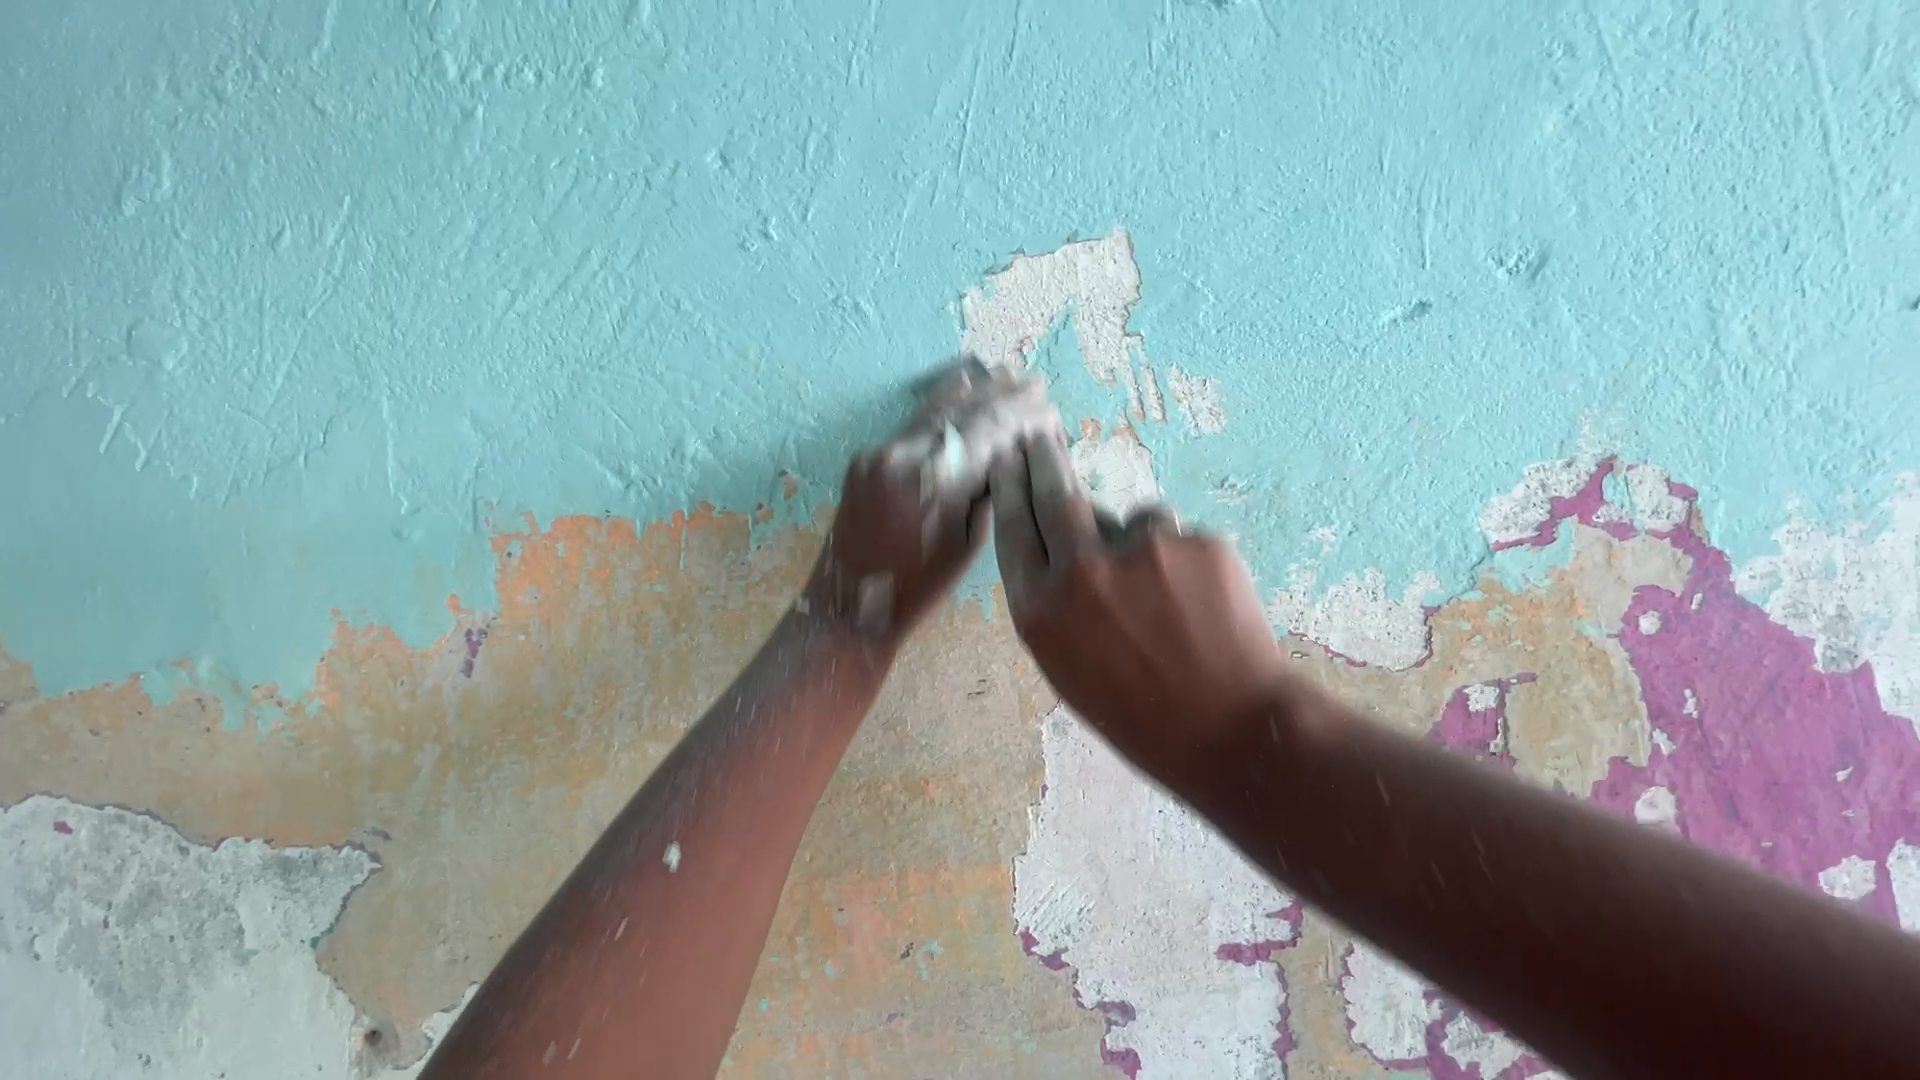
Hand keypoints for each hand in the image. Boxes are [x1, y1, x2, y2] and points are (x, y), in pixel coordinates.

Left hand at [803, 359, 1057, 647]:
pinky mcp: (866, 458)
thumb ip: (988, 490)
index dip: (1021, 417)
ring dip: (972, 393)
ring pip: (934, 412)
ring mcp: (879, 453)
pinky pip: (911, 425)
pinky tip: (959, 388)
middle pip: (962, 413)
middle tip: (1035, 381)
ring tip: (1003, 375)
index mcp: (934, 480)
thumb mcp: (968, 542)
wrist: (848, 605)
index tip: (1049, 408)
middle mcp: (903, 455)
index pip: (988, 431)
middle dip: (1001, 396)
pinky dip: (940, 406)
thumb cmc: (918, 587)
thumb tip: (1012, 453)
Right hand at [990, 434, 1286, 790]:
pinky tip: (1200, 605)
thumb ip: (1054, 602)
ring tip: (1168, 600)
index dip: (1009, 489)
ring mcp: (1141, 551)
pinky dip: (1185, 560)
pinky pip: (1179, 537)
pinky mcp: (1195, 541)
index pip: (1013, 528)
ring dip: (1140, 542)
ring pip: (1132, 520)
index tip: (1007, 460)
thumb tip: (1068, 543)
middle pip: (1055, 493)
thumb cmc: (1138, 714)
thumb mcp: (1067, 666)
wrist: (1230, 730)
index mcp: (1040, 611)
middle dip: (1043, 459)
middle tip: (1040, 438)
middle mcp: (1079, 570)